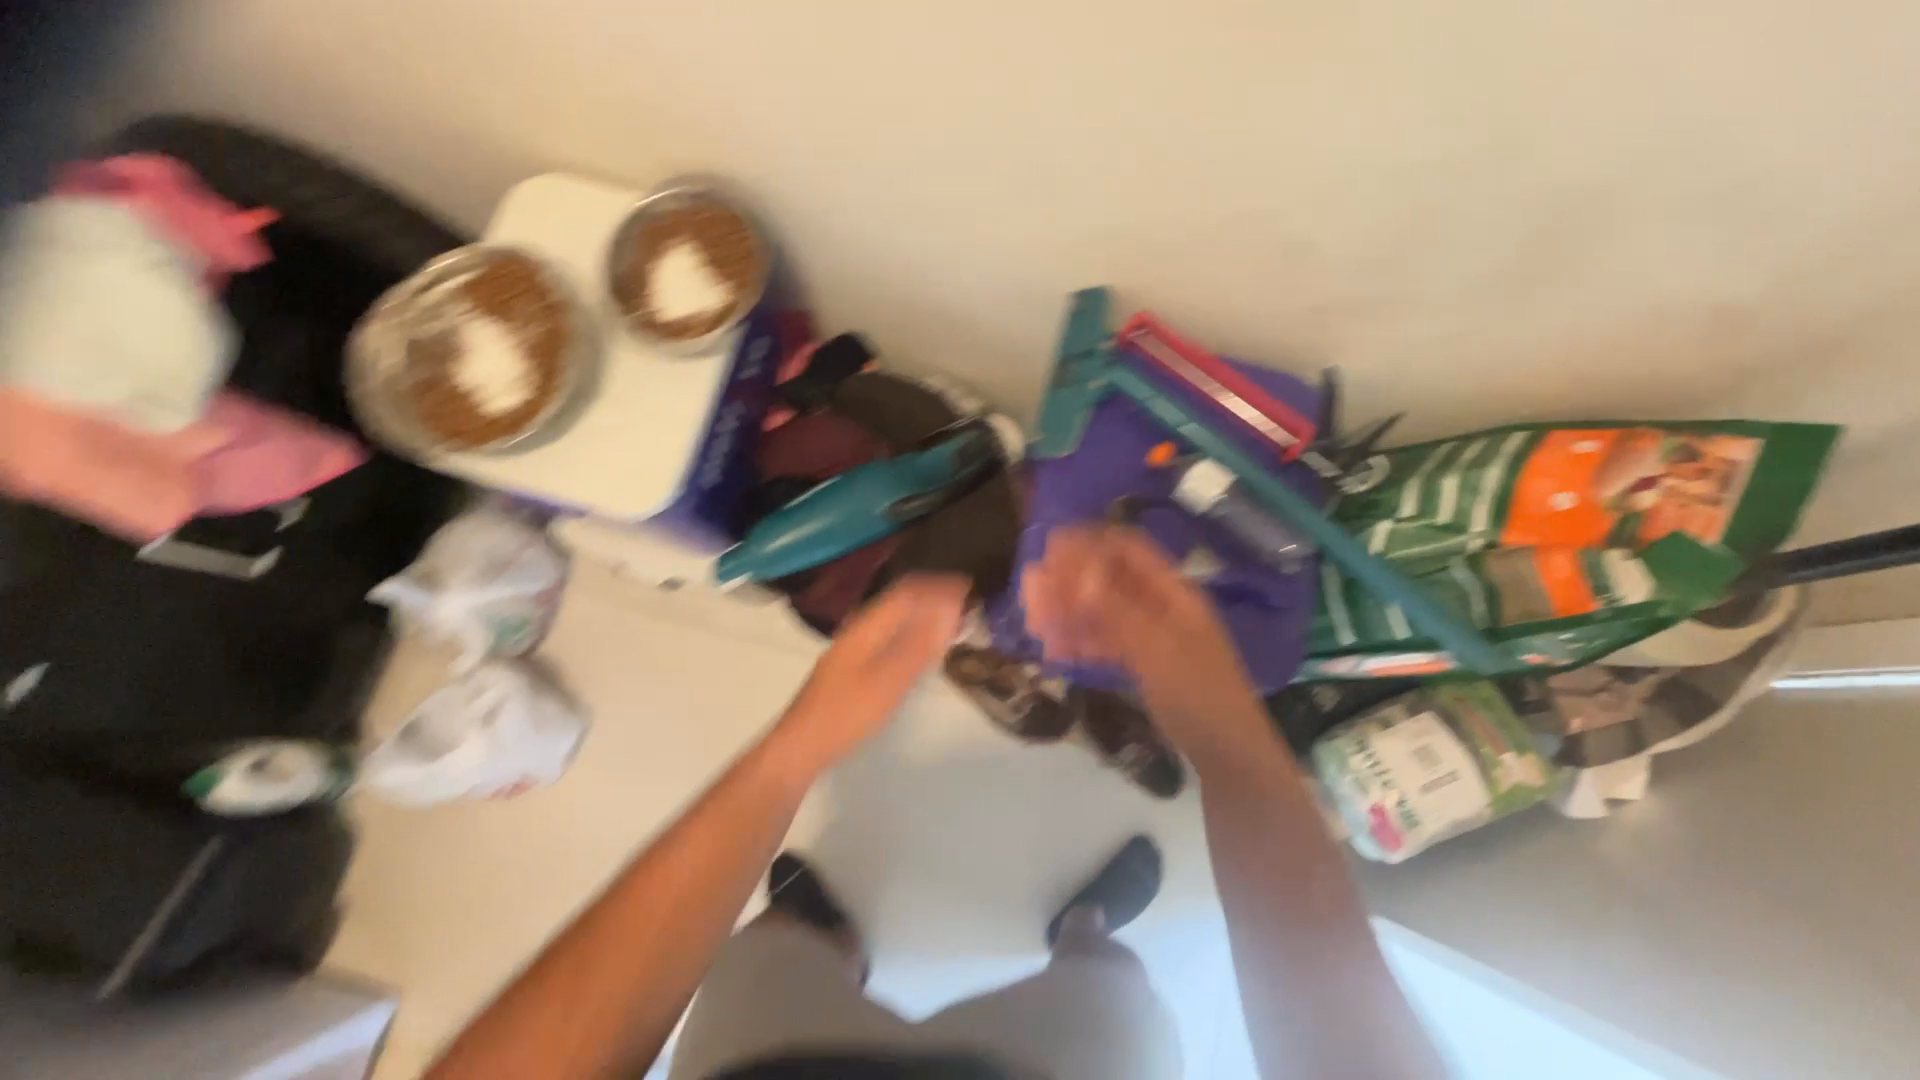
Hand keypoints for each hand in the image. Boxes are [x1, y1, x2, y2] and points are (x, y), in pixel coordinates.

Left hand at [771, 574, 970, 776]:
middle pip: (902, 600)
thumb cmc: (846, 713)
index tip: (971, 589)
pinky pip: (890, 636)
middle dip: (934, 598)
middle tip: (967, 606)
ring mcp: (854, 647)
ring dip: (924, 615)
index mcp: (867, 626)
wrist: (801, 745)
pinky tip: (923, 650)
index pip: (909, 591)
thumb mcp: (888, 680)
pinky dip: (913, 634)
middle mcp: (860, 628)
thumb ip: (919, 645)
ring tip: (953, 624)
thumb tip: (950, 608)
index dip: (940, 586)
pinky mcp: (854, 665)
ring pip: (895, 619)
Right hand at [1021, 527, 1272, 772]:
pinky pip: (1107, 643)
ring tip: (1034, 626)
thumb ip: (1117, 612)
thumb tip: (1078, 575)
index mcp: (1173, 593)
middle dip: (1069, 584)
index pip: (1128, 550)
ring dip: (1068, 615)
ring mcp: (1152, 636)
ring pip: (1103, 614)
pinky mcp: (1145, 664)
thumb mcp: (1158, 651)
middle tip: (1031, 595)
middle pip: (1108, 581)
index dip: (1089, 544)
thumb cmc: (1200, 696)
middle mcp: (1161, 607)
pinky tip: (1055, 653)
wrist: (1230, 755)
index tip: (1048, 551)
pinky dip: (1082, 643)